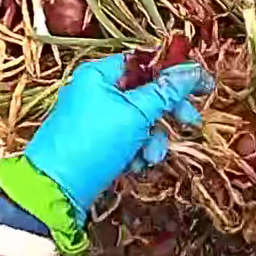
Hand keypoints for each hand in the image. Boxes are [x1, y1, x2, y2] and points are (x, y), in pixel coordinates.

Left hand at [24, 53, 214, 211]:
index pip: (146, 62)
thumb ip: (167, 91)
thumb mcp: (136, 114)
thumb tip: (194, 70)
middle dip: (168, 111)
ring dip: (153, 136)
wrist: (55, 192)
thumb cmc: (92, 144)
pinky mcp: (97, 139)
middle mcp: (97, 90)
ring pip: (141, 116)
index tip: (201, 86)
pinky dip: (138, 148)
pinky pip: (129, 135)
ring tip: (150, 156)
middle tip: (190, 121)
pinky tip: (136, 164)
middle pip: (147, 91)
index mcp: (100, 74)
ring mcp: (96, 115)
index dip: (175, 73)